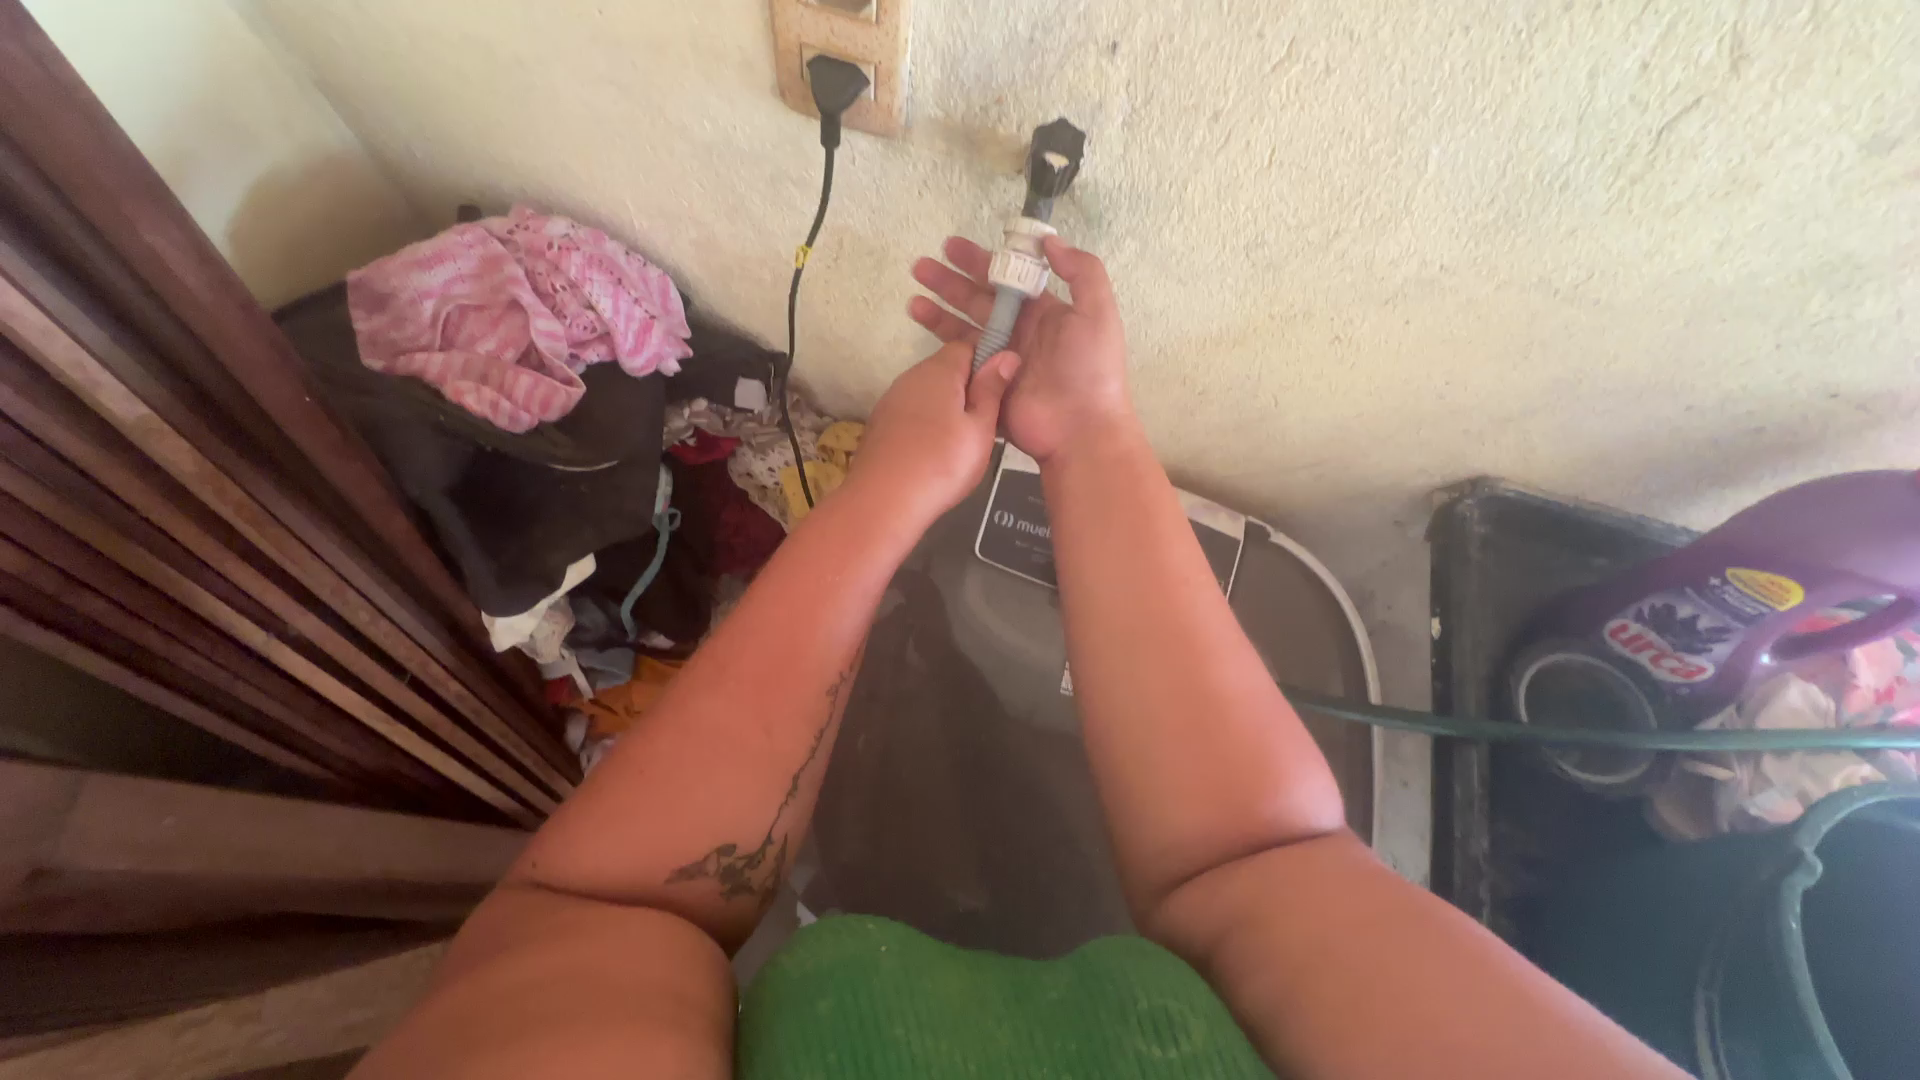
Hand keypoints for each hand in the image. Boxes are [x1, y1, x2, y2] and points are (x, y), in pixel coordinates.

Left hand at [849, 339, 1019, 523]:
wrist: (883, 502)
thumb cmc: (942, 464)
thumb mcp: (979, 429)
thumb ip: (992, 390)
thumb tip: (1007, 355)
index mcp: (938, 371)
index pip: (967, 346)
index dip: (988, 362)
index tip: (1001, 389)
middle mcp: (910, 377)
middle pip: (945, 370)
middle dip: (967, 388)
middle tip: (986, 422)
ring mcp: (891, 401)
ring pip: (927, 394)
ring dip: (946, 409)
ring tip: (962, 442)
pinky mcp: (880, 426)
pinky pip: (912, 414)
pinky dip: (927, 425)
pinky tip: (935, 452)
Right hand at [909, 235, 1135, 462]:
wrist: (1079, 429)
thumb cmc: (1091, 369)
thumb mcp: (1097, 312)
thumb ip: (1082, 271)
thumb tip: (1048, 241)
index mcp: (1045, 315)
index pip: (1007, 282)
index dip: (980, 262)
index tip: (952, 247)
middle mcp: (1019, 335)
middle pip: (978, 303)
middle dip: (950, 284)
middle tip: (921, 267)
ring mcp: (1000, 362)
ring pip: (963, 331)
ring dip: (938, 312)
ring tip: (912, 298)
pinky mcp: (985, 387)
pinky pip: (960, 363)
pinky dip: (939, 345)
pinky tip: (922, 331)